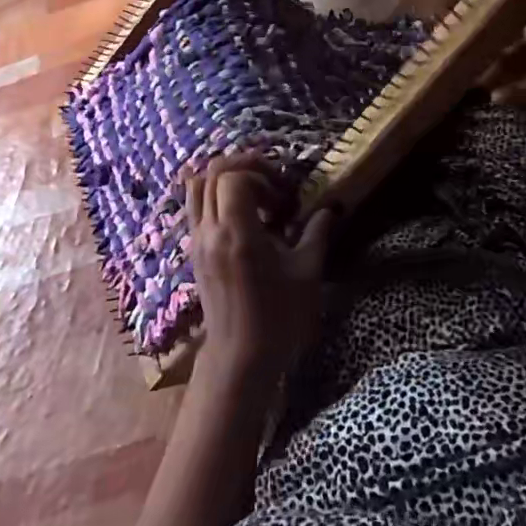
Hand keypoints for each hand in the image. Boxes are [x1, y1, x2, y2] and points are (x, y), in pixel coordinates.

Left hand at [183, 154, 333, 380]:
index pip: (234, 177)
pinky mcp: (193, 252)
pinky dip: (214, 197)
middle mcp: (209, 231)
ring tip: (254, 193)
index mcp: (237, 233)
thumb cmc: (278, 317)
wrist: (241, 358)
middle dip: (244, 168)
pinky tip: (242, 214)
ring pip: (196, 186)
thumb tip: (332, 206)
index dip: (262, 174)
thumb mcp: (307, 272)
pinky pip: (195, 207)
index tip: (283, 197)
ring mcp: (196, 241)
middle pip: (212, 173)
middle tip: (271, 184)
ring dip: (225, 179)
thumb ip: (317, 232)